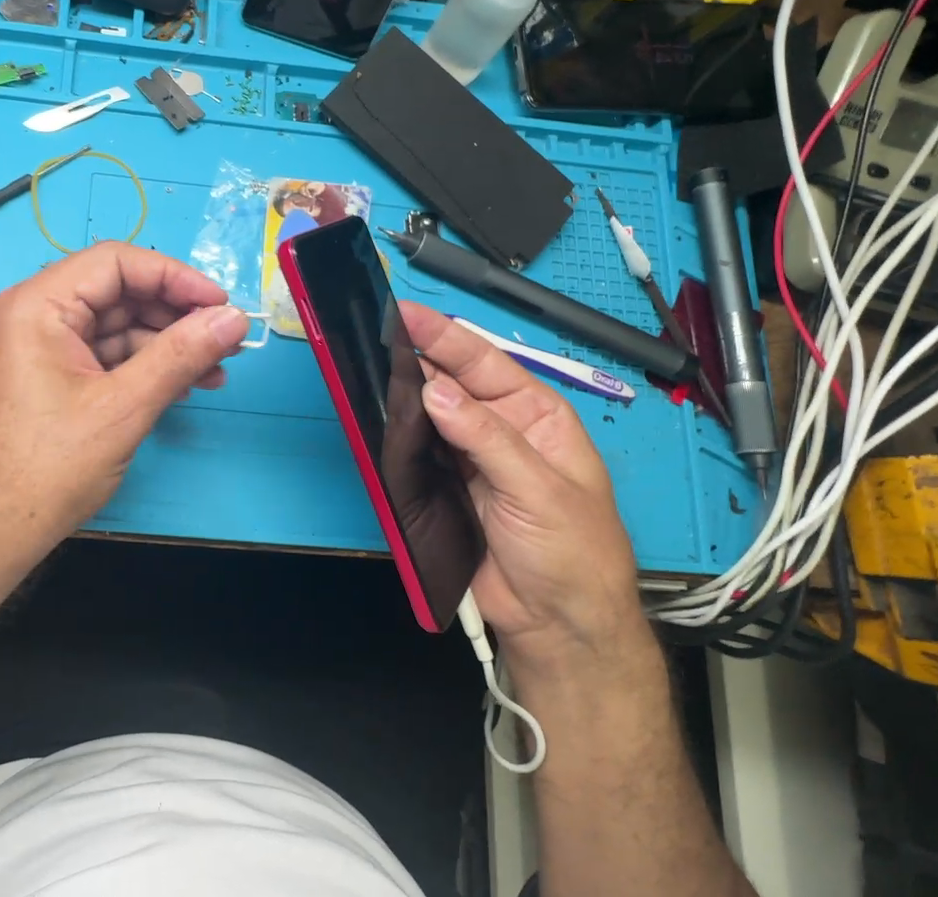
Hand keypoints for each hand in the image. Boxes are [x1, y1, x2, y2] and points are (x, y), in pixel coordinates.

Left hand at [0, 243, 250, 559]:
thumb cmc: (49, 468)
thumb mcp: (124, 407)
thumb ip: (181, 355)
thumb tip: (235, 319)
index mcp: (37, 305)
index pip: (115, 262)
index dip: (175, 277)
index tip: (222, 305)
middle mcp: (34, 314)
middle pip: (118, 292)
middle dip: (176, 315)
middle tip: (227, 340)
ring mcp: (41, 347)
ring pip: (117, 326)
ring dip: (167, 345)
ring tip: (216, 371)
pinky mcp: (51, 376)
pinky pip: (105, 356)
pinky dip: (144, 367)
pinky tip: (184, 385)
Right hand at [398, 302, 649, 664]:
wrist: (556, 623)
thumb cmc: (573, 552)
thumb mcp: (539, 490)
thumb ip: (487, 439)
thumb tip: (435, 390)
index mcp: (537, 418)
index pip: (487, 365)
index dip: (447, 337)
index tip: (406, 315)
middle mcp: (500, 430)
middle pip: (452, 384)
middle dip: (417, 358)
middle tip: (372, 336)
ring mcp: (469, 460)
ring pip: (429, 416)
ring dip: (401, 396)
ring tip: (365, 368)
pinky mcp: (444, 488)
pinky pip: (416, 453)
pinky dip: (395, 435)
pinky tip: (374, 417)